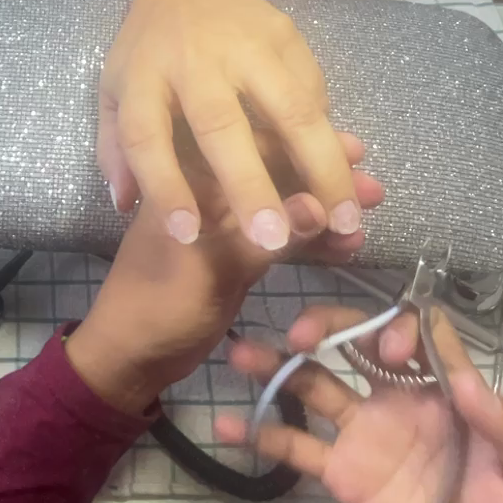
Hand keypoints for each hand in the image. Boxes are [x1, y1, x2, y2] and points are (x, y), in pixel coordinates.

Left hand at [66, 133, 383, 414]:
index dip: (305, 148)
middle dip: (324, 182)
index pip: (252, 147)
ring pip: (281, 208)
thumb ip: (266, 237)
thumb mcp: (213, 268)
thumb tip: (322, 203)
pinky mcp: (235, 255)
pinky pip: (279, 238)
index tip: (356, 153)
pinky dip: (309, 242)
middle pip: (275, 176)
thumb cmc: (160, 304)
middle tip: (373, 191)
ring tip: (365, 223)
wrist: (130, 355)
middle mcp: (208, 193)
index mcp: (190, 181)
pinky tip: (343, 248)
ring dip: (322, 215)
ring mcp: (224, 226)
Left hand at [97, 0, 356, 252]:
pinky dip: (330, 137)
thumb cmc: (147, 53)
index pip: (145, 136)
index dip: (165, 186)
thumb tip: (125, 205)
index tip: (189, 235)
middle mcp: (192, 58)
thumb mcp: (113, 93)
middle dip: (249, 185)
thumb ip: (115, 149)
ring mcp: (244, 42)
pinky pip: (314, 92)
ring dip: (321, 166)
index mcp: (141, 77)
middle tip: (275, 240)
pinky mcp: (286, 34)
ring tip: (345, 219)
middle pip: (221, 123)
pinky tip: (345, 174)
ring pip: (289, 107)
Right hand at [214, 307, 502, 502]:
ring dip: (277, 365)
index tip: (391, 353)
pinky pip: (294, 448)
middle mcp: (402, 401)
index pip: (418, 335)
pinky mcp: (340, 476)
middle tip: (302, 334)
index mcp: (451, 395)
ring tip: (242, 354)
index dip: (399, 328)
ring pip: (314, 385)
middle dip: (329, 327)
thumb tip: (467, 378)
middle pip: (357, 343)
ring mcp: (365, 436)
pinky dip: (259, 434)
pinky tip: (226, 424)